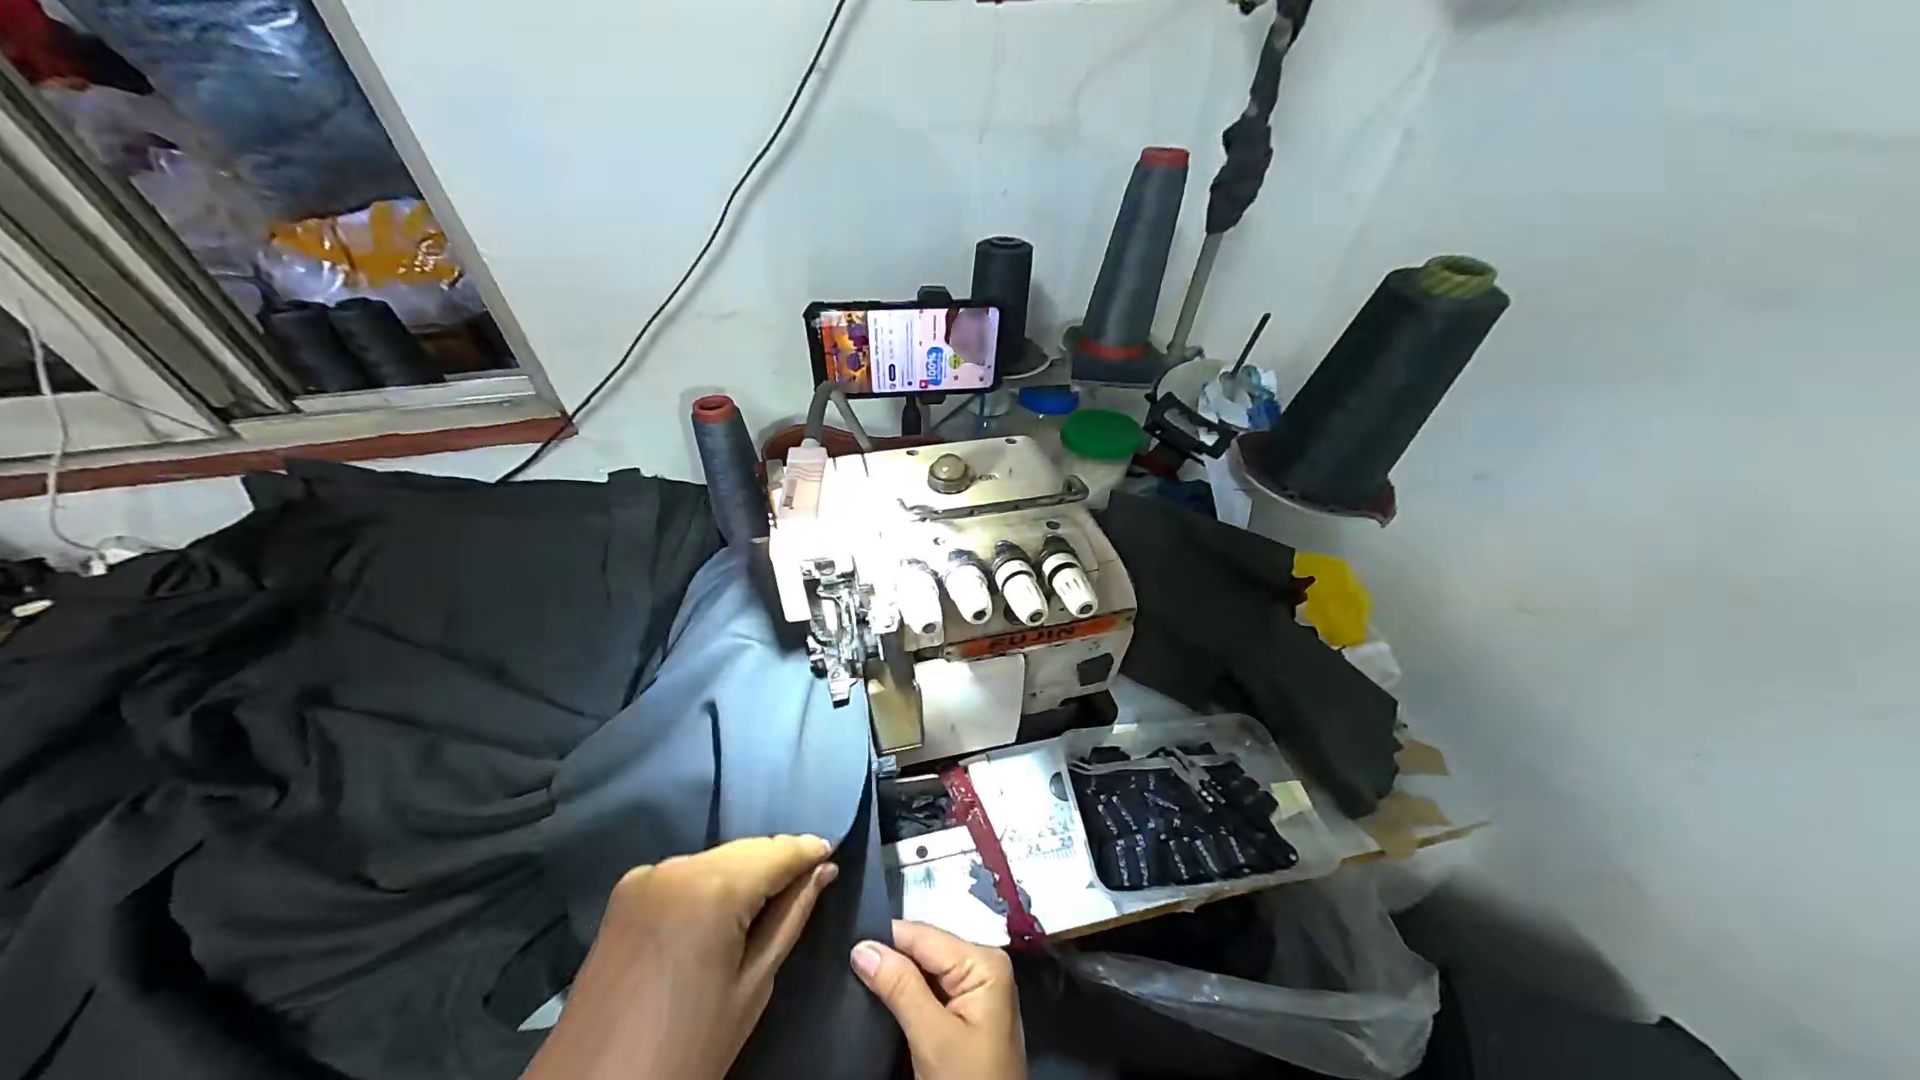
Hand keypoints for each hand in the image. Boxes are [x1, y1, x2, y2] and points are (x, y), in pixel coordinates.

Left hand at [523, 835, 838, 1079]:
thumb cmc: (685, 1050)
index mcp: (710, 889)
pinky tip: (725, 910)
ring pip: (717, 858)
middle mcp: (675, 868)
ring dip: (746, 871)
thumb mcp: (752, 986)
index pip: (777, 851)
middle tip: (812, 878)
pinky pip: (687, 873)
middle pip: (746, 850)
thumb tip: (823, 872)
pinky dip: (712, 882)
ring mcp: (644, 877)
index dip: (809, 851)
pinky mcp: (625, 894)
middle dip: (779, 861)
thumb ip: (791, 918)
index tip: (833, 853)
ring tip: (771, 898)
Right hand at [851, 920, 1025, 1079]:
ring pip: (923, 968)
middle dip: (890, 956)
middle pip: (924, 949)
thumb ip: (900, 988)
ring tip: (858, 974)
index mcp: (984, 961)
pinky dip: (906, 993)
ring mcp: (975, 988)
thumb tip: (862, 948)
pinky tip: (882, 996)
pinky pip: (929, 988)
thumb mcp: (933, 1039)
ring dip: (894, 975)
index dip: (885, 938)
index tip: (847, 946)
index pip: (924, 935)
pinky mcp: (965, 1010)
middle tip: (849, 963)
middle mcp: (982, 964)